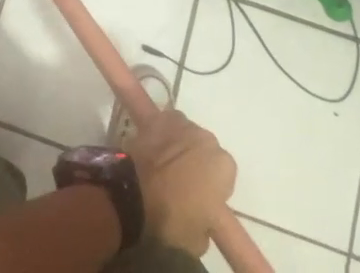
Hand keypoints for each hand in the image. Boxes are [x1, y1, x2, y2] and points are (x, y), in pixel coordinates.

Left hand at [124, 110, 235, 256]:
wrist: (135, 196)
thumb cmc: (172, 219)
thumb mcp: (199, 240)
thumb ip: (207, 224)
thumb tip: (200, 221)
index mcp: (224, 166)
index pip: (223, 177)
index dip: (211, 190)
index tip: (198, 202)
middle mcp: (208, 140)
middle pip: (206, 151)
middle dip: (197, 164)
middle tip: (181, 183)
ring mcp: (183, 124)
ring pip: (186, 135)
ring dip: (180, 146)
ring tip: (164, 164)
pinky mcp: (159, 118)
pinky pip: (164, 122)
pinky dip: (160, 129)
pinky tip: (152, 144)